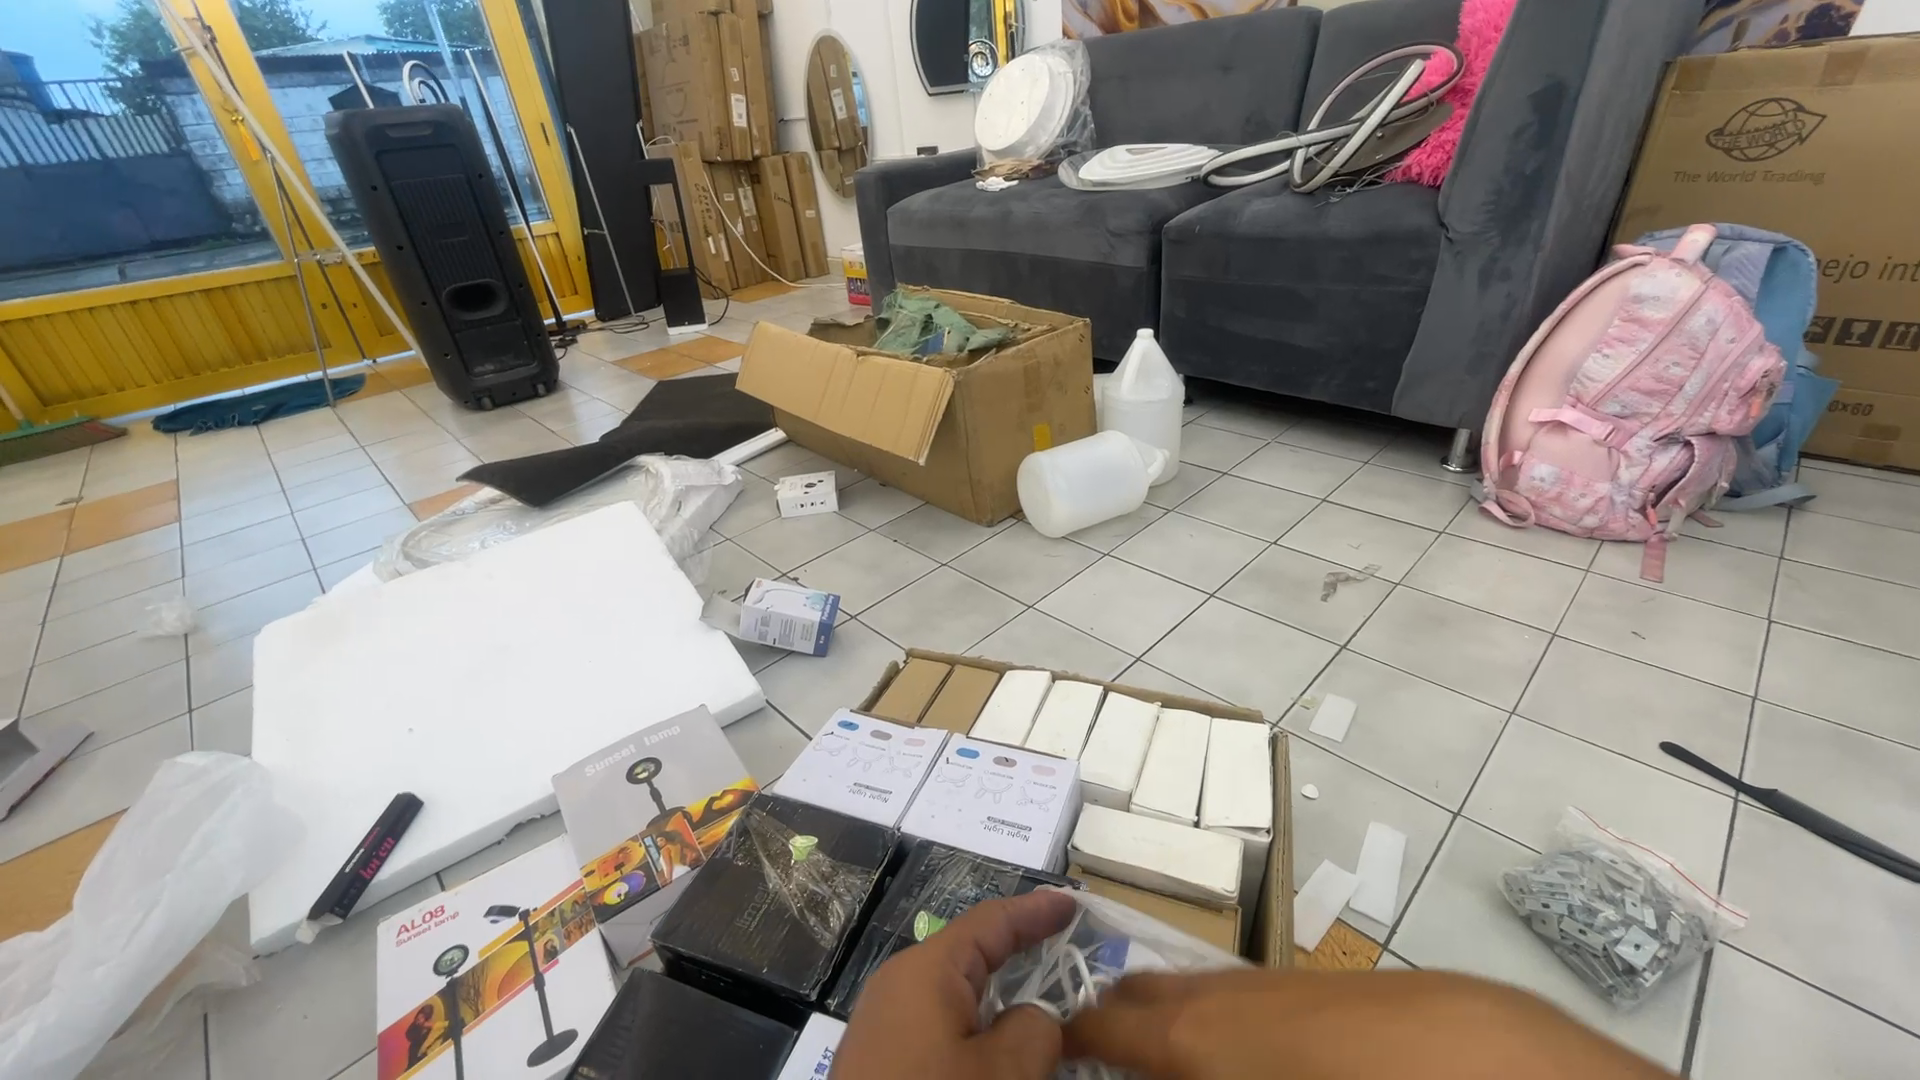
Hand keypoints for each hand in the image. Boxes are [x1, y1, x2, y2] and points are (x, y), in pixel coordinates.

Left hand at [833, 890, 1077, 1079]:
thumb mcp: (1003, 1075)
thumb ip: (1033, 1030)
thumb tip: (1030, 1019)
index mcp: (927, 969)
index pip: (991, 921)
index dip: (1035, 911)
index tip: (1072, 903)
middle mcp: (900, 984)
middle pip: (971, 953)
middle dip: (1017, 948)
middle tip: (1063, 944)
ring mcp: (886, 1024)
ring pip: (956, 994)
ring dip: (999, 996)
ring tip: (1041, 996)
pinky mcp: (882, 1061)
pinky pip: (940, 1027)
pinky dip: (976, 1028)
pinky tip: (998, 1047)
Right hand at [1064, 969, 1676, 1079]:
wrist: (1496, 1063)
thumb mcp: (1236, 1073)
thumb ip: (1193, 1066)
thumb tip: (1169, 1058)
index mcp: (1198, 1038)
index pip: (1107, 1025)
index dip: (1073, 1038)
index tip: (1055, 1050)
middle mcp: (1226, 996)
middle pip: (1145, 992)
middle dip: (1116, 1017)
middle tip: (1100, 1049)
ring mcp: (1277, 980)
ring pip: (1200, 989)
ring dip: (1174, 1018)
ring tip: (1170, 1053)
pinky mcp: (1326, 982)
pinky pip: (1249, 993)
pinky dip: (1226, 1017)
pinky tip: (1256, 1050)